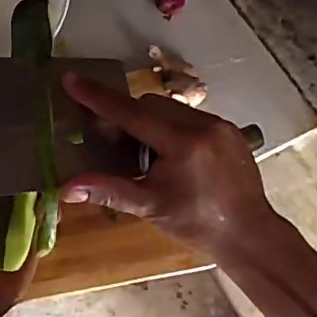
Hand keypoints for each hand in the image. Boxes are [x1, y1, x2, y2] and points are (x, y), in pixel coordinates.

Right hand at [60, 73, 280, 252]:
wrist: (250, 237)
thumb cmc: (197, 224)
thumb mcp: (148, 206)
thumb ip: (107, 190)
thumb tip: (66, 188)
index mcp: (183, 142)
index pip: (130, 113)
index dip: (97, 97)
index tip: (72, 80)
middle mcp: (203, 125)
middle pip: (148, 104)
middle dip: (125, 115)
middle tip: (111, 141)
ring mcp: (220, 125)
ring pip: (168, 108)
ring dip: (147, 120)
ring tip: (140, 151)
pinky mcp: (228, 131)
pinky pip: (187, 116)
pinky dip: (168, 126)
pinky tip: (165, 153)